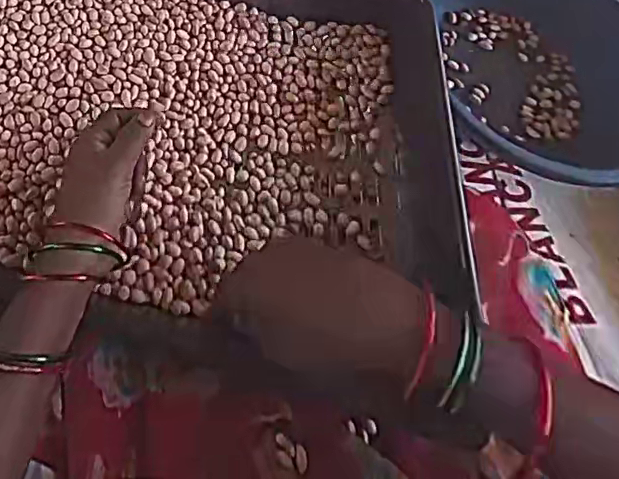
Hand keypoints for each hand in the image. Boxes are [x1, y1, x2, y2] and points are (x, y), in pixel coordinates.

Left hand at [49, 107, 156, 238]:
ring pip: (131, 168)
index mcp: (90, 140)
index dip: (137, 117)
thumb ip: (135, 136)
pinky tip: (125, 209)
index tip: (158, 121)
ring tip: (127, 197)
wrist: (82, 247)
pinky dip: (130, 197)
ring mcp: (98, 177)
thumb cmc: (96, 201)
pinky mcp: (105, 196)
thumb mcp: (119, 164)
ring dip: (135, 182)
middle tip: (134, 175)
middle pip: (127, 143)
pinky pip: (127, 188)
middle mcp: (92, 155)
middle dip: (138, 160)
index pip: (116, 116)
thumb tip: (149, 112)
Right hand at [214, 237, 438, 394]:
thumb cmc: (335, 357)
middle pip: (242, 283)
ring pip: (271, 273)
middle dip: (248, 309)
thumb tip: (219, 364)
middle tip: (265, 342)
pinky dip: (300, 286)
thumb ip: (244, 359)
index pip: (216, 306)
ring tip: (296, 326)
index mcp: (244, 284)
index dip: (222, 331)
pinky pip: (299, 268)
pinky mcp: (324, 248)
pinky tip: (322, 311)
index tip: (231, 352)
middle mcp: (261, 256)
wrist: (402, 329)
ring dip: (275, 295)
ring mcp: (295, 248)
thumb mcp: (282, 370)